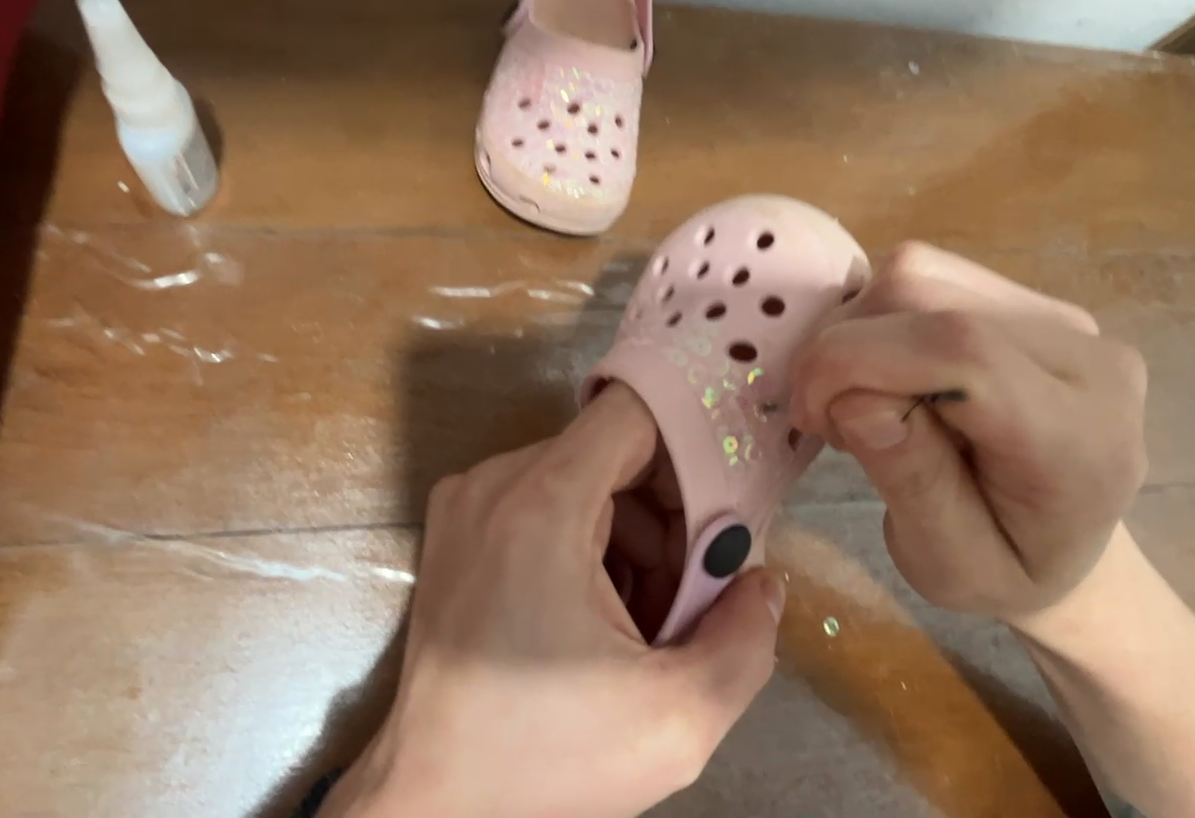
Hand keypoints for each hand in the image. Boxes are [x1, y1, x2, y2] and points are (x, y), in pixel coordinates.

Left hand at [323, 386, 786, 817]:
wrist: (432, 799)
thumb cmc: (544, 756)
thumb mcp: (676, 719)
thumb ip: (745, 640)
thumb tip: (762, 582)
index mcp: (540, 501)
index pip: (633, 414)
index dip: (690, 448)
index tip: (723, 510)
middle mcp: (495, 480)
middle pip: (613, 456)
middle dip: (668, 519)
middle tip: (688, 596)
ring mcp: (468, 500)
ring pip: (583, 482)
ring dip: (631, 539)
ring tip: (642, 621)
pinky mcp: (456, 527)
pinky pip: (544, 503)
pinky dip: (585, 544)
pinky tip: (596, 615)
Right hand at [787, 243, 1147, 620]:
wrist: (1068, 544)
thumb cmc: (1007, 569)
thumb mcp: (949, 563)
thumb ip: (911, 482)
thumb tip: (855, 398)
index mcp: (1082, 436)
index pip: (962, 352)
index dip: (857, 361)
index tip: (808, 414)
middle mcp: (1085, 355)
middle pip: (925, 296)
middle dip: (843, 347)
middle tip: (822, 416)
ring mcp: (1058, 316)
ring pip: (916, 273)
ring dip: (856, 329)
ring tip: (857, 396)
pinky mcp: (1025, 299)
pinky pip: (924, 276)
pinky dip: (876, 317)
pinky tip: (884, 369)